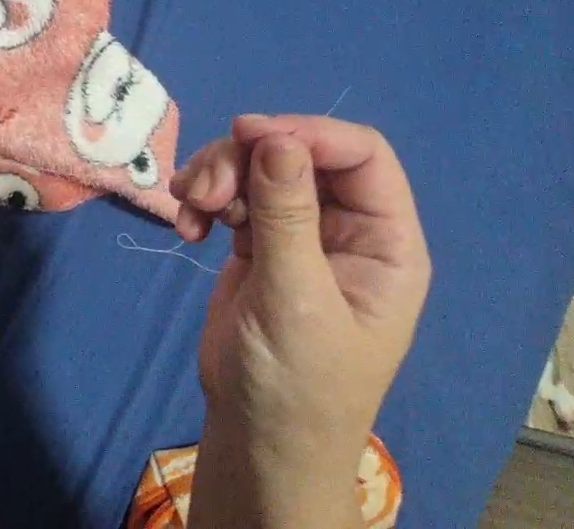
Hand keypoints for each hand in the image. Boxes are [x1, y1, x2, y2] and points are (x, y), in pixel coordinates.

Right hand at [171, 116, 429, 526]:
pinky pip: (232, 194)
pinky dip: (204, 200)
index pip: (361, 156)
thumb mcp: (294, 299)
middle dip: (246, 160)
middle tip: (202, 190)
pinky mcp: (257, 242)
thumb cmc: (297, 383)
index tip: (247, 135)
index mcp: (384, 242)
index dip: (308, 135)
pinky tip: (189, 228)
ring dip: (217, 176)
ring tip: (191, 209)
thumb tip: (276, 137)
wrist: (256, 439)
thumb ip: (287, 215)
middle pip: (298, 153)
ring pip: (258, 167)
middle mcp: (345, 229)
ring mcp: (299, 233)